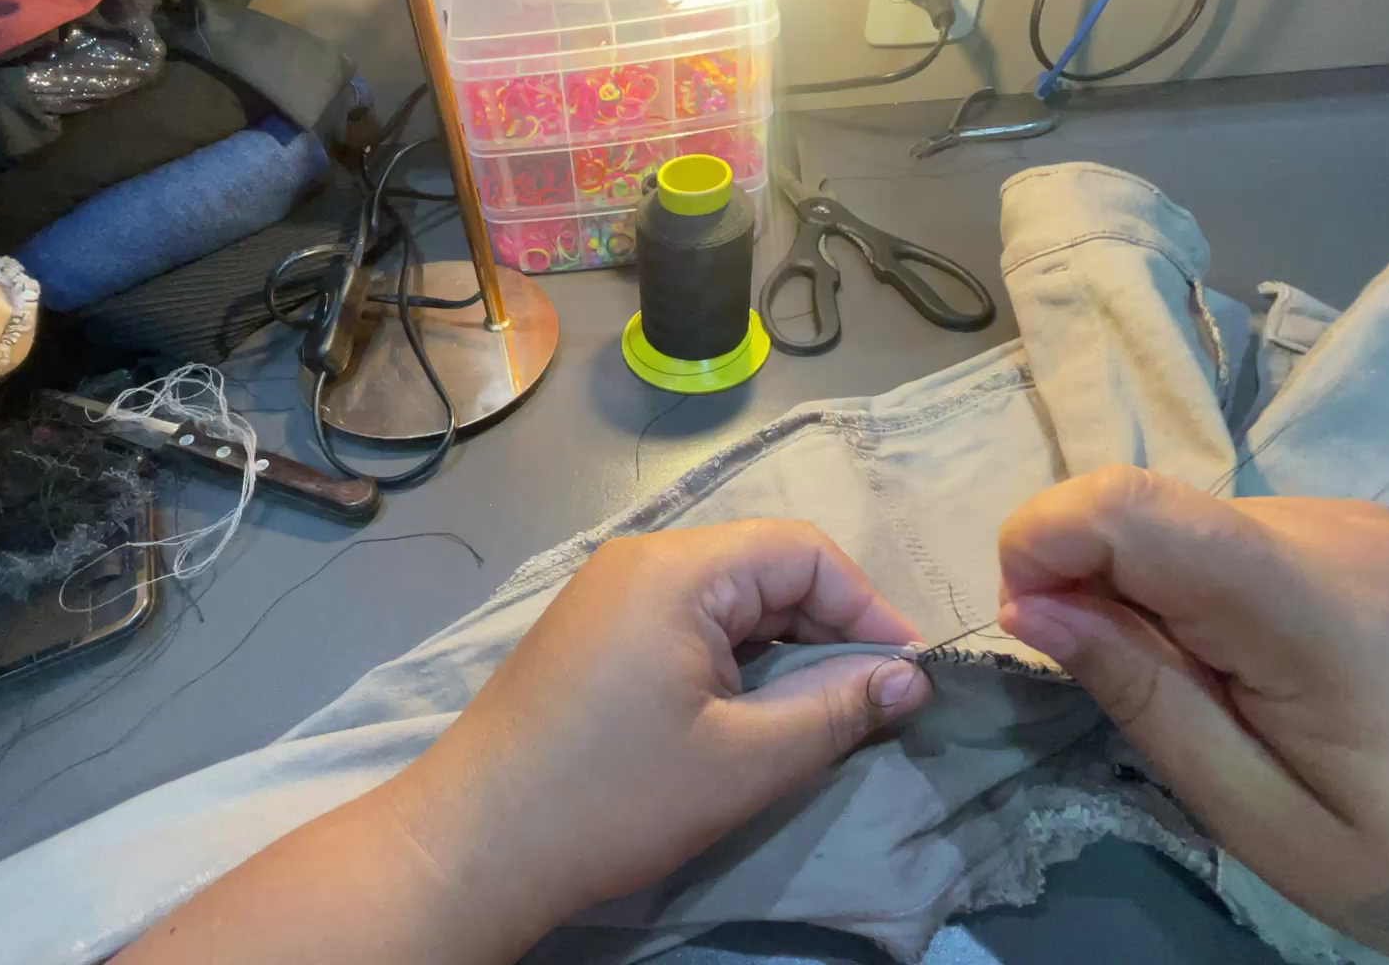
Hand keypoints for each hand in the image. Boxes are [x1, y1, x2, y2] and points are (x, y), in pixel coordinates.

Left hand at [387, 520, 932, 937]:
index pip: (799, 550)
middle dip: (825, 623)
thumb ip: (837, 706)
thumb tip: (911, 676)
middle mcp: (640, 557)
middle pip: (761, 564)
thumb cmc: (613, 795)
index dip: (864, 603)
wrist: (477, 837)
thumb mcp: (743, 758)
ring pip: (725, 591)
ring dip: (780, 638)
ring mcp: (610, 587)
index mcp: (675, 566)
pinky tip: (747, 696)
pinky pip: (684, 613)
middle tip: (869, 693)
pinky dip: (732, 647)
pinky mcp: (595, 623)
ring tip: (818, 700)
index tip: (907, 670)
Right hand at [996, 467, 1388, 964]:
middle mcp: (1328, 527)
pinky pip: (1218, 534)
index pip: (1123, 504)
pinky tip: (1237, 654)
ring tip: (1195, 680)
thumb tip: (1026, 605)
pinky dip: (1182, 582)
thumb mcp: (1264, 814)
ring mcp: (1351, 522)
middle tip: (1117, 677)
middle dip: (1081, 580)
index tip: (1032, 623)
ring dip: (1133, 587)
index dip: (1038, 541)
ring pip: (1171, 521)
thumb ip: (1140, 694)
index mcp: (1313, 601)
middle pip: (1136, 511)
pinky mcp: (1359, 534)